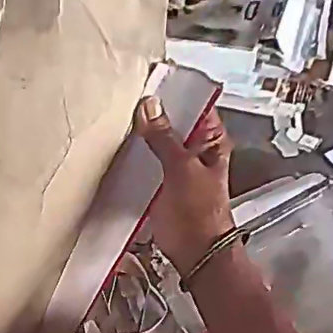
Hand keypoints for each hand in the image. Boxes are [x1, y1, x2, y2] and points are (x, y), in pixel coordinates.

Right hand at [137, 96, 232, 272]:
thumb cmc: (200, 214)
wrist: (193, 251)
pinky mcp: (160, 183)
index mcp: (211, 141)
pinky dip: (136, 156)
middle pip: (173, 122)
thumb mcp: (182, 169)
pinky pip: (146, 162)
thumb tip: (149, 107)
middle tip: (128, 97)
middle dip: (153, 114)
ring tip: (121, 118)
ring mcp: (176, 167)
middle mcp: (195, 151)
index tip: (151, 81)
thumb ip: (164, 138)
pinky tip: (120, 147)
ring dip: (143, 135)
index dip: (175, 93)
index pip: (194, 104)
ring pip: (158, 142)